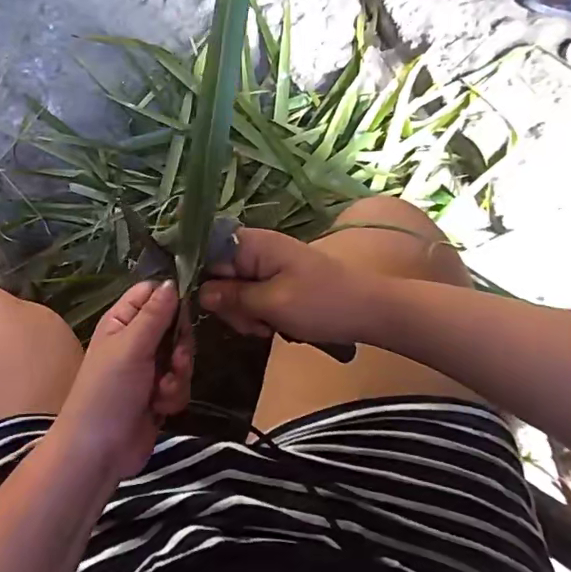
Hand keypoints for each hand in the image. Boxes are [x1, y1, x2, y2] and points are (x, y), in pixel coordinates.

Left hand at [52, 280, 192, 481]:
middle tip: (174, 361)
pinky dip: (174, 396)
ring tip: (162, 391)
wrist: (99, 450)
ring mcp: (148, 369)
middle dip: (179, 346)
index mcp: (121, 321)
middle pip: (174, 326)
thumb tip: (173, 281)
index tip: (183, 313)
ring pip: (181, 357)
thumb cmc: (108, 391)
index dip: (170, 300)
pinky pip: (180, 383)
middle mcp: (135, 340)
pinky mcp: (158, 395)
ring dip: (177, 375)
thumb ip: (155, 314)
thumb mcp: (131, 346)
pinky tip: (160, 409)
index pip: (152, 293)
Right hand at [197, 227, 385, 347]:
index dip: (205, 281)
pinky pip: (254, 297)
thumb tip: (200, 292)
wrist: (370, 312)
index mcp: (253, 243)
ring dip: (247, 314)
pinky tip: (276, 327)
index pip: (207, 254)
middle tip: (255, 323)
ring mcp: (268, 265)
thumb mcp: (272, 304)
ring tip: (269, 327)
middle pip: (219, 276)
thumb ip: (233, 297)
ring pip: (236, 291)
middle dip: (231, 304)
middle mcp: (256, 248)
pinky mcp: (278, 281)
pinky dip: (260, 315)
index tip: (217, 307)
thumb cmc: (322, 303)